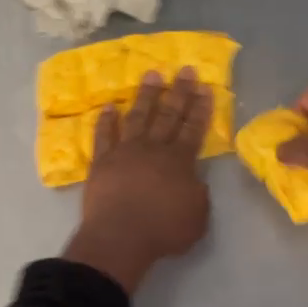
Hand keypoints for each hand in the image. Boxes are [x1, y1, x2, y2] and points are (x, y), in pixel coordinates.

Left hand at [63, 68, 212, 293]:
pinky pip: (104, 136)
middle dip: (179, 91)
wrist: (120, 236)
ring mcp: (125, 152)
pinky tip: (109, 107)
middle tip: (185, 70)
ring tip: (152, 75)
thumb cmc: (163, 231)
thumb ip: (198, 195)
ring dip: (146, 95)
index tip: (205, 88)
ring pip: (138, 117)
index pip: (194, 128)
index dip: (201, 108)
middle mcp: (154, 149)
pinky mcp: (102, 162)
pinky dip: (107, 121)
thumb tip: (194, 181)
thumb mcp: (197, 217)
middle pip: (168, 115)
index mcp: (180, 161)